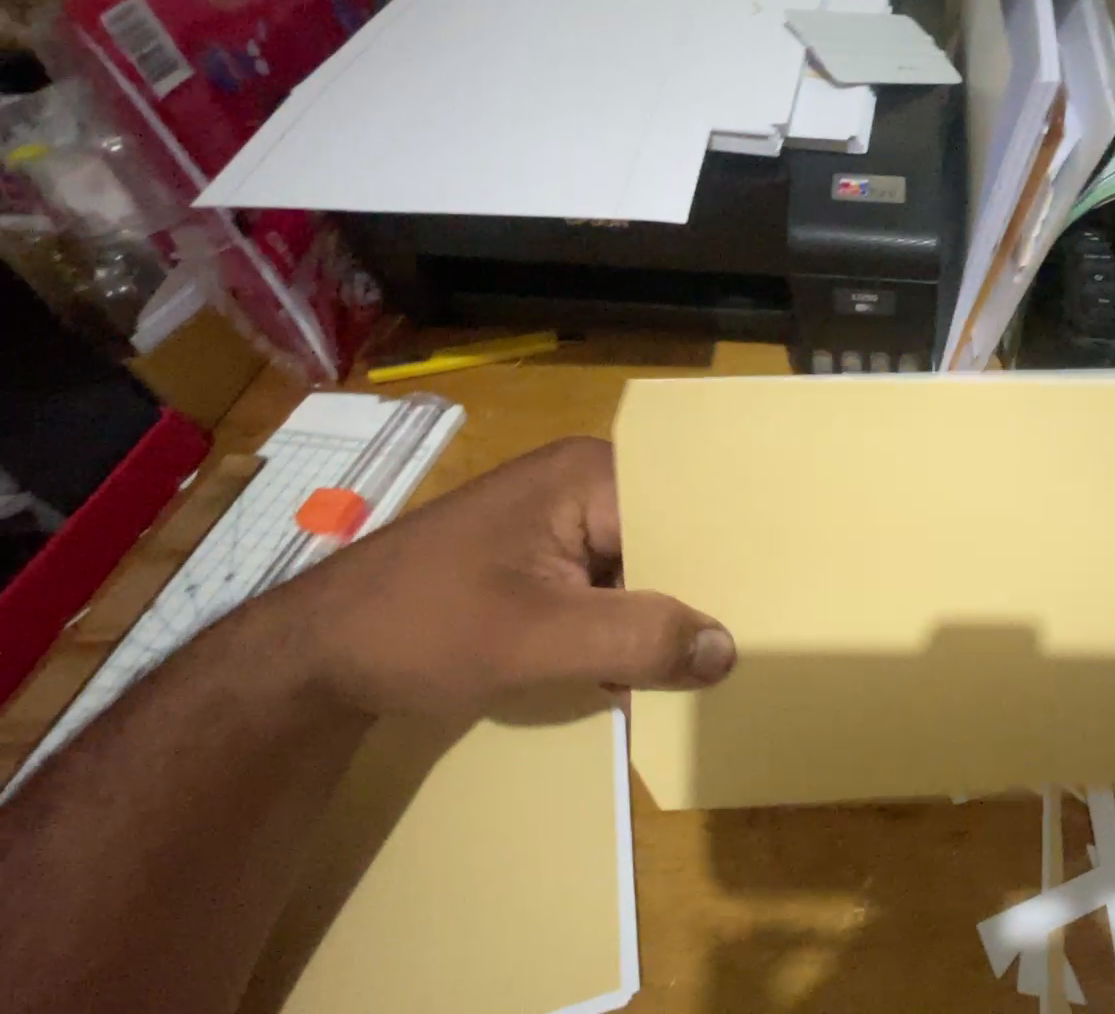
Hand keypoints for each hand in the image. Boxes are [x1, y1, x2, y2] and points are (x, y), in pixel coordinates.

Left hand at [234, 437, 735, 722]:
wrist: (311, 661)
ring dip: (668, 619)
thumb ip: (636, 639)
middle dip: (702, 592)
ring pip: (647, 570)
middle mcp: (586, 487)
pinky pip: (617, 591)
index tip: (772, 601)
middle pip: (673, 537)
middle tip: (752, 642)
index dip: (730, 552)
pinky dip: (634, 630)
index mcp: (589, 475)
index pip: (688, 505)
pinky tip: (656, 670)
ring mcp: (567, 527)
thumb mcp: (534, 637)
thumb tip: (728, 652)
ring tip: (716, 662)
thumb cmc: (417, 627)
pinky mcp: (551, 565)